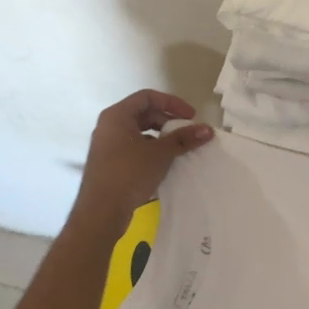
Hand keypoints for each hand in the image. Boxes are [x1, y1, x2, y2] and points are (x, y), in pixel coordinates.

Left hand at [72, 90, 213, 231]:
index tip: (191, 116)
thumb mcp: (161, 154)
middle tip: (186, 134)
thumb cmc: (129, 173)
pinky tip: (164, 165)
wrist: (101, 212)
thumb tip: (208, 129)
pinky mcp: (109, 163)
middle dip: (168, 121)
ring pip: (139, 132)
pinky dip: (150, 150)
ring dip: (161, 137)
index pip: (148, 97)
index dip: (172, 103)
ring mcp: (106, 145)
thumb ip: (184, 138)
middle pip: (143, 113)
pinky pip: (133, 148)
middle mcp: (109, 126)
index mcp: (117, 115)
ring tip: (178, 150)